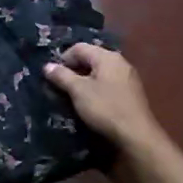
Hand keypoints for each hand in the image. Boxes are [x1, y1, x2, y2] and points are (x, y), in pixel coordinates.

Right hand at [44, 44, 158, 145]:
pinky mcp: (131, 92)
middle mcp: (119, 62)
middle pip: (91, 58)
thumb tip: (47, 66)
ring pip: (100, 72)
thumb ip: (62, 76)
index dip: (63, 59)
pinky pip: (109, 83)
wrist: (136, 134)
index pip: (79, 48)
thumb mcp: (79, 91)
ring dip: (85, 80)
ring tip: (73, 95)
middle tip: (61, 85)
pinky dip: (96, 88)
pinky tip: (91, 102)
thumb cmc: (105, 108)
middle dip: (74, 69)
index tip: (53, 76)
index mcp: (107, 57)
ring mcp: (128, 77)